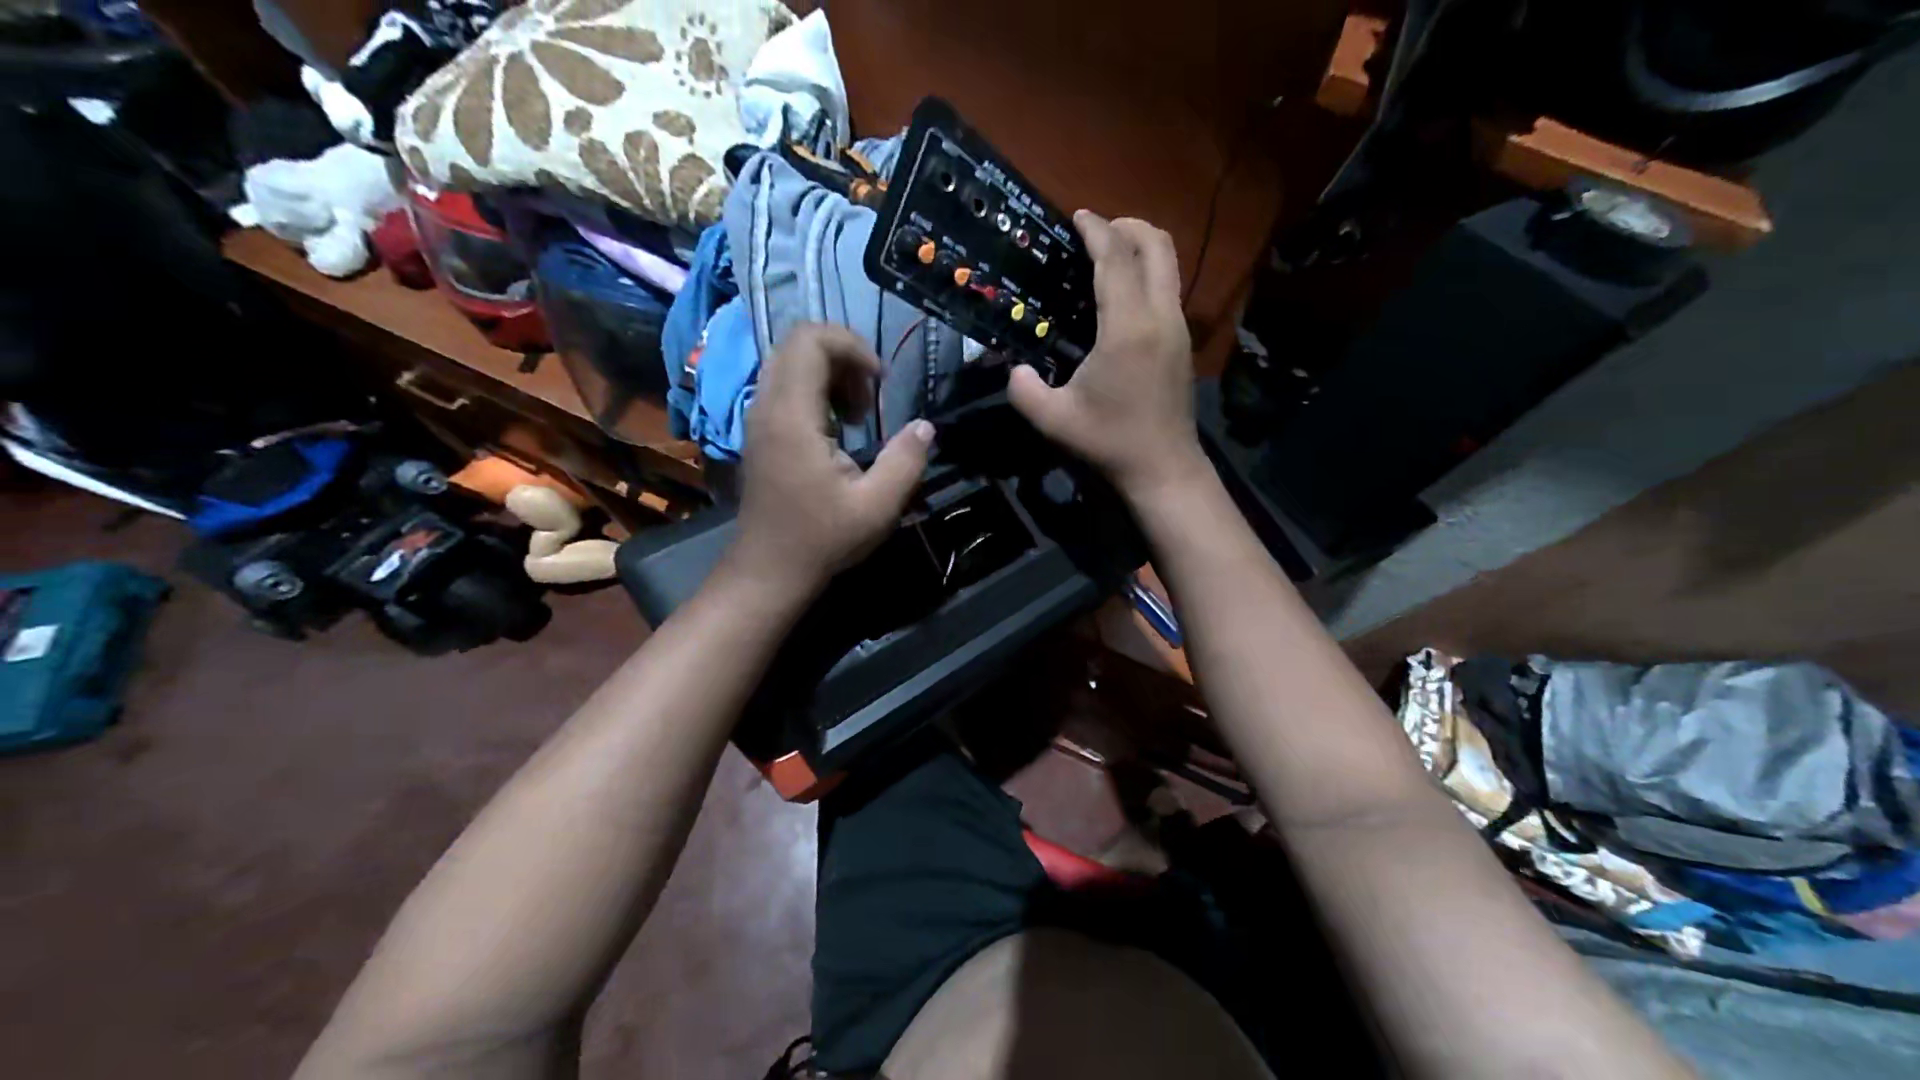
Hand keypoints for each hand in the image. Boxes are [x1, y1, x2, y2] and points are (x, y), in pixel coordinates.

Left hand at [725, 323, 933, 596]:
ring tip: (858, 415)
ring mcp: (758, 418)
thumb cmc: (822, 540)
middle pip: (799, 343)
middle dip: (843, 356)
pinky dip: (816, 391)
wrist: (769, 569)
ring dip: (830, 374)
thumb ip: (905, 461)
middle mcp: (767, 407)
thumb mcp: (877, 506)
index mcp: (793, 417)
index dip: (852, 346)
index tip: (880, 382)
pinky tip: (838, 430)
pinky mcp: (760, 432)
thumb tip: (926, 427)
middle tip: (870, 397)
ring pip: (790, 362)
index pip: (810, 340)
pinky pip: (784, 386)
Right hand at [1007, 212, 1206, 498]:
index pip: (1116, 258)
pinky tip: (1120, 297)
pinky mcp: (1183, 341)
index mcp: (1127, 327)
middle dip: (1126, 226)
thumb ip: (1024, 389)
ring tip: (1107, 257)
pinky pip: (1168, 287)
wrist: (1163, 468)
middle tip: (1095, 232)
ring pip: (1169, 264)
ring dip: (1141, 247)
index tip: (1077, 216)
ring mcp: (1177, 327)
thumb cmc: (1109, 441)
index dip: (1096, 230)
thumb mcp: (1053, 420)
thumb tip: (1016, 368)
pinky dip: (1146, 274)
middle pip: (1157, 244)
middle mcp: (1160, 316)